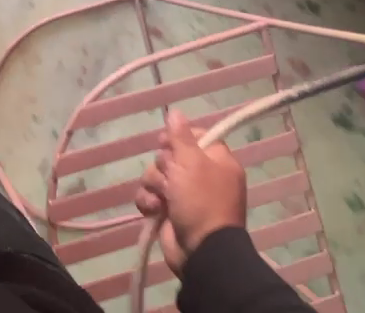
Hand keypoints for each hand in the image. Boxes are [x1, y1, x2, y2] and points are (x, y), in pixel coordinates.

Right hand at [134, 110, 247, 275]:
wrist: (201, 252)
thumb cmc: (201, 201)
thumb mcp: (192, 162)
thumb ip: (181, 136)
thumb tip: (175, 111)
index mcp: (216, 161)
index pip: (196, 136)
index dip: (178, 136)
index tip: (167, 141)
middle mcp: (201, 176)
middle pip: (171, 155)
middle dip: (164, 165)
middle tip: (170, 176)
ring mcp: (184, 195)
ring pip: (156, 174)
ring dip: (154, 184)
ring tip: (162, 198)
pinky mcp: (169, 212)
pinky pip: (150, 195)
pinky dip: (148, 201)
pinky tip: (154, 210)